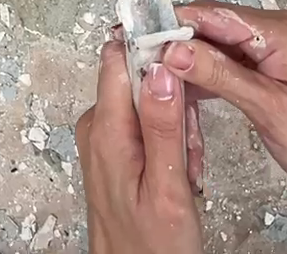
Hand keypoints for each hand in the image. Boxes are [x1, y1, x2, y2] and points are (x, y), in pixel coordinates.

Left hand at [74, 38, 204, 253]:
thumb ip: (163, 125)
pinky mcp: (112, 149)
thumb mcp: (167, 188)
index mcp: (106, 128)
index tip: (182, 63)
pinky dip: (165, 141)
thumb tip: (161, 68)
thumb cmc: (148, 249)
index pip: (119, 57)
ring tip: (185, 167)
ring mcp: (103, 136)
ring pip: (145, 100)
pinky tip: (176, 171)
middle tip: (189, 144)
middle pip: (137, 78)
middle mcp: (97, 125)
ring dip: (173, 126)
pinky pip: (142, 122)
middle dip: (172, 101)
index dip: (153, 52)